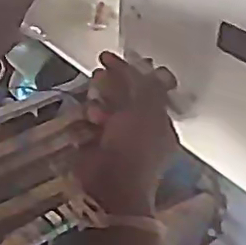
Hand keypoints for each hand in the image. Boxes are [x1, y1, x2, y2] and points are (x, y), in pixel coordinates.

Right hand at [78, 52, 178, 216]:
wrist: (111, 186)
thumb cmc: (134, 147)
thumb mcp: (145, 111)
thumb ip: (145, 86)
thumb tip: (149, 66)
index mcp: (159, 123)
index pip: (146, 90)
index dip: (131, 72)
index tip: (111, 58)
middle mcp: (140, 131)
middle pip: (124, 98)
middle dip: (112, 85)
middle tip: (99, 75)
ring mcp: (117, 141)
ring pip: (104, 110)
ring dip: (98, 103)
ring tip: (93, 103)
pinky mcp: (95, 148)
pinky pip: (87, 126)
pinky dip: (86, 123)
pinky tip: (87, 124)